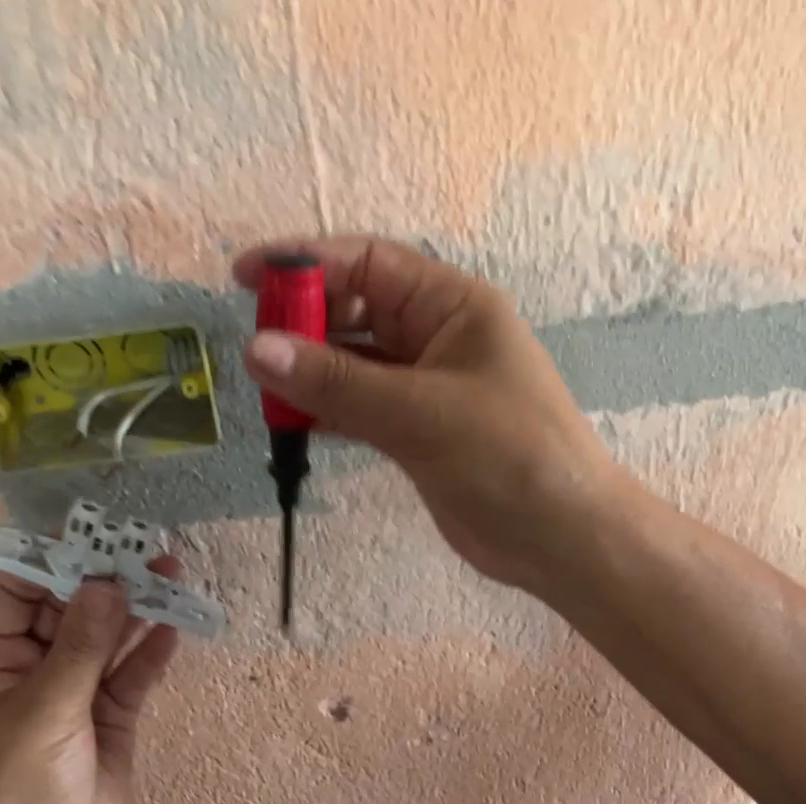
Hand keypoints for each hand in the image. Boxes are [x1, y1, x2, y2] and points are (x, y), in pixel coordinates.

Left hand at [0, 567, 179, 803]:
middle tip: (148, 549)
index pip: (20, 589)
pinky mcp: (111, 711)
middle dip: (107, 578)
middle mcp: (33, 663)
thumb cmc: (20, 783)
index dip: (55, 559)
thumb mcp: (44, 707)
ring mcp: (75, 687)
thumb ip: (81, 644)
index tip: (97, 534)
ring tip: (174, 572)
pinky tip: (175, 626)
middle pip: (71, 606)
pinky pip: (133, 670)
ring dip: (138, 607)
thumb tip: (108, 583)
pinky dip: (153, 649)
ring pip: (108, 634)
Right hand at [234, 237, 622, 591]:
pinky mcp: (413, 431)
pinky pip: (356, 406)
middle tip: (254, 350)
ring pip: (351, 363)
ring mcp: (423, 386)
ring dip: (309, 371)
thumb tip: (257, 349)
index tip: (245, 277)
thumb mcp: (421, 411)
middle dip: (303, 322)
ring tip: (263, 389)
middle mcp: (435, 337)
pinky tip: (291, 420)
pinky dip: (324, 409)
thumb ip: (337, 382)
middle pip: (354, 310)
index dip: (307, 262)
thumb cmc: (508, 455)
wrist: (560, 538)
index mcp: (452, 305)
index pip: (369, 263)